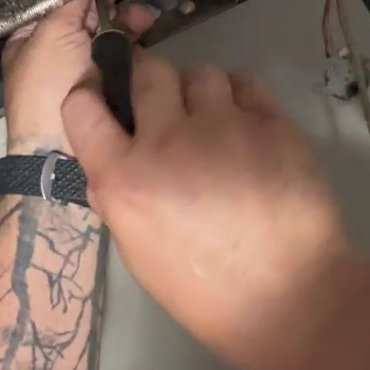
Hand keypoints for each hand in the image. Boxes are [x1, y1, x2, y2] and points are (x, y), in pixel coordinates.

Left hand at [1, 0, 156, 156]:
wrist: (62, 153)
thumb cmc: (45, 90)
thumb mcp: (50, 36)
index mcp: (33, 35)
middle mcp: (59, 48)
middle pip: (87, 7)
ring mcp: (86, 66)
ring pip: (110, 27)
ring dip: (126, 12)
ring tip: (142, 8)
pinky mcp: (111, 83)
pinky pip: (125, 50)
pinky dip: (135, 36)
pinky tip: (145, 24)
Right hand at [61, 53, 369, 369]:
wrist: (288, 297)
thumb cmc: (203, 290)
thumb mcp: (137, 251)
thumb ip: (117, 198)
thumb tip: (110, 163)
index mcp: (123, 178)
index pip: (82, 106)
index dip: (91, 94)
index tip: (103, 97)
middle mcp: (167, 139)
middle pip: (148, 72)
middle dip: (148, 81)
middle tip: (161, 103)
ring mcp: (223, 125)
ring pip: (200, 73)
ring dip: (197, 92)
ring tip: (212, 122)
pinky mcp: (272, 122)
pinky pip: (246, 83)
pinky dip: (239, 97)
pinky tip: (244, 124)